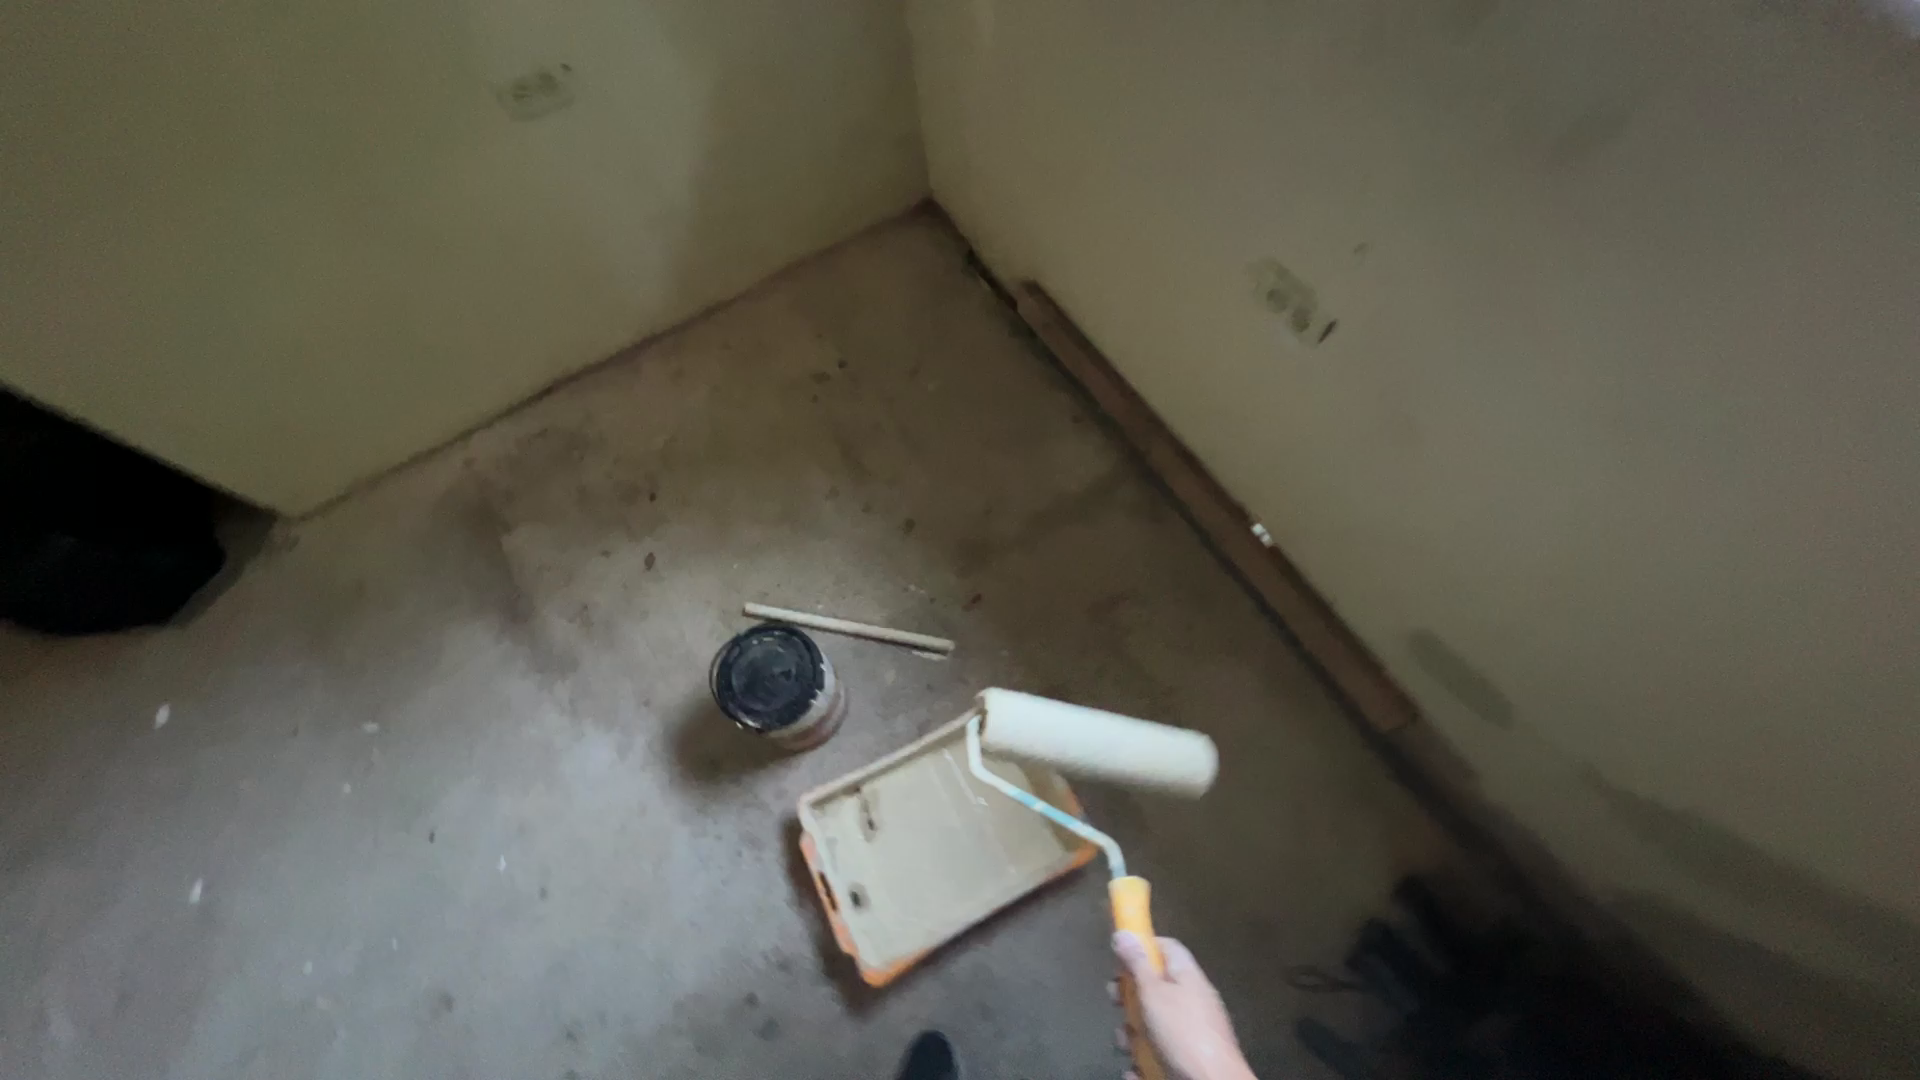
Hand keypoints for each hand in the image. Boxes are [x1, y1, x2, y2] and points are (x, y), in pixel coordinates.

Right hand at [1112, 932, 1254, 1079]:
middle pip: (1155, 988)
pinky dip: (1143, 1061)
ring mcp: (1192, 1033)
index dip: (1142, 947)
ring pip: (1153, 1025)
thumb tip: (1123, 932)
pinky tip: (1133, 1071)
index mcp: (1188, 976)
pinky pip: (1159, 1055)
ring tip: (1123, 1045)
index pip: (1166, 947)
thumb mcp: (1153, 993)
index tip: (1120, 957)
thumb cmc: (1182, 1032)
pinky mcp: (1188, 1060)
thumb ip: (1137, 964)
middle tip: (1114, 1002)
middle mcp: (1192, 1001)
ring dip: (1132, 1034)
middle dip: (1129, 996)